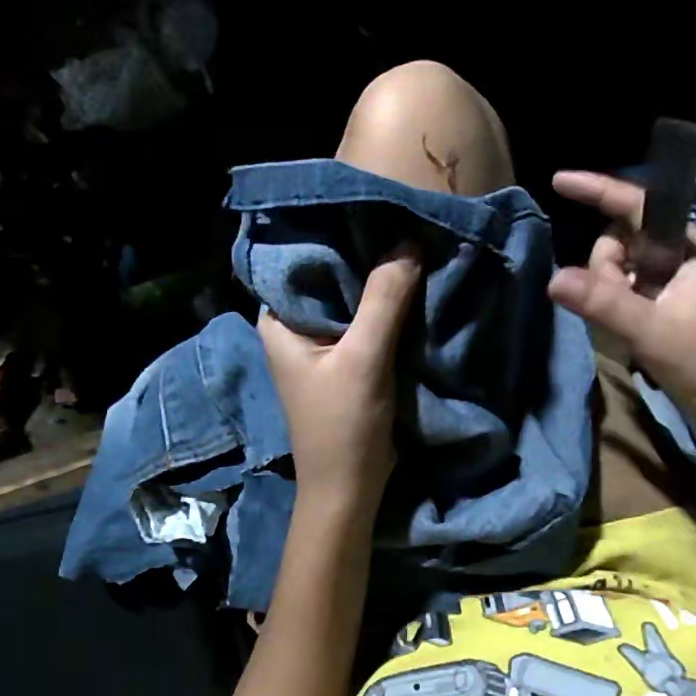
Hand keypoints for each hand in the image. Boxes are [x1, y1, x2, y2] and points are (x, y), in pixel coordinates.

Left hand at [258, 245, 423, 503]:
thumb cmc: (344, 425)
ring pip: (353, 298)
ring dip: (382, 282)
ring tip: (415, 245)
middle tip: (406, 221)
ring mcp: (323, 343)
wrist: (350, 488)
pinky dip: (389, 309)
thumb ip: (384, 301)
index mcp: (279, 318)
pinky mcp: (348, 359)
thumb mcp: (364, 359)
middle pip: (332, 275)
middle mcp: (296, 324)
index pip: (303, 257)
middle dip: (367, 255)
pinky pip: (368, 321)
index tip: (378, 206)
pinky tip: (416, 287)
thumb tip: (409, 242)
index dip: (339, 231)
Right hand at [549, 170, 695, 422]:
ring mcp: (677, 277)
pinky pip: (629, 286)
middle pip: (623, 239)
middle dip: (606, 270)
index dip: (598, 191)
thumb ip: (601, 302)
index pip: (639, 206)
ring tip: (628, 324)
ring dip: (610, 290)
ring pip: (622, 265)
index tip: (559, 180)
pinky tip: (630, 326)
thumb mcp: (648, 329)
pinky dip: (618, 301)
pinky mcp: (669, 299)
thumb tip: (553, 279)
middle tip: (617, 307)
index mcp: (694, 247)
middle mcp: (686, 253)